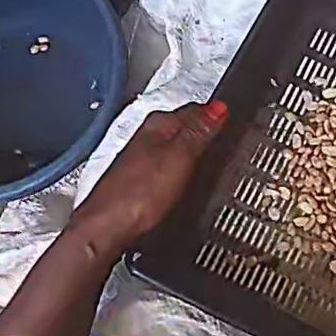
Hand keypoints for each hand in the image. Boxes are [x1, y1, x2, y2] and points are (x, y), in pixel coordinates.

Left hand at [70, 100, 227, 254]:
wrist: (107, 227)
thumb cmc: (139, 194)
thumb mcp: (180, 158)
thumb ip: (199, 132)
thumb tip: (218, 108)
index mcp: (158, 126)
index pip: (192, 109)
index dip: (212, 112)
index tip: (227, 114)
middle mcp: (146, 138)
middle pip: (180, 124)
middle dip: (201, 126)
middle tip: (222, 126)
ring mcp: (141, 160)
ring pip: (172, 144)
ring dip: (190, 145)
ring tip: (209, 148)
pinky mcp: (139, 180)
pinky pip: (166, 162)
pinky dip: (179, 163)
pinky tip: (184, 172)